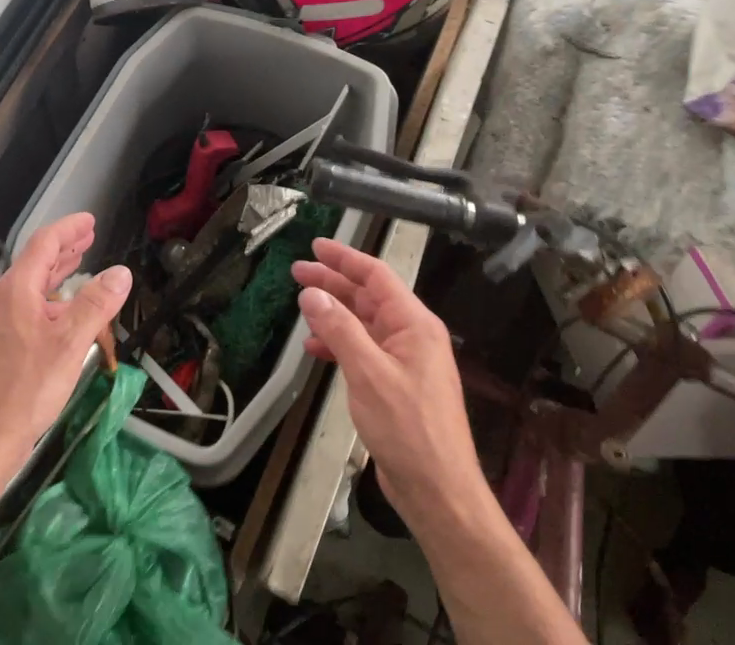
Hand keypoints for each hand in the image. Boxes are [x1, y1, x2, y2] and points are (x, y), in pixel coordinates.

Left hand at [0, 213, 130, 468]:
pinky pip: (31, 307)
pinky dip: (53, 299)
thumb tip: (120, 272)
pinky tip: (66, 312)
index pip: (44, 244)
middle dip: (64, 247)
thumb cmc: (26, 389)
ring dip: (59, 273)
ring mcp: (1, 323)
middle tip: (89, 236)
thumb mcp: (69, 344)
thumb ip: (95, 305)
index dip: (69, 229)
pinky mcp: (3, 344)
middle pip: (36, 262)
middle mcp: (5, 300)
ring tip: (81, 263)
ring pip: (34, 286)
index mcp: (17, 290)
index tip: (90, 220)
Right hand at [293, 238, 487, 528]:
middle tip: (297, 271)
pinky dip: (338, 344)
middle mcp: (412, 336)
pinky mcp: (394, 385)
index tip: (316, 245)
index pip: (377, 277)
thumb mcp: (368, 373)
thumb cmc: (407, 427)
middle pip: (368, 297)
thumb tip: (311, 294)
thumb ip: (339, 329)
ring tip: (301, 305)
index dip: (345, 259)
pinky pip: (363, 350)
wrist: (437, 488)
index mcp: (415, 325)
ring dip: (333, 313)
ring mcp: (405, 361)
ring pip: (363, 324)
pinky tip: (315, 348)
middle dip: (334, 282)